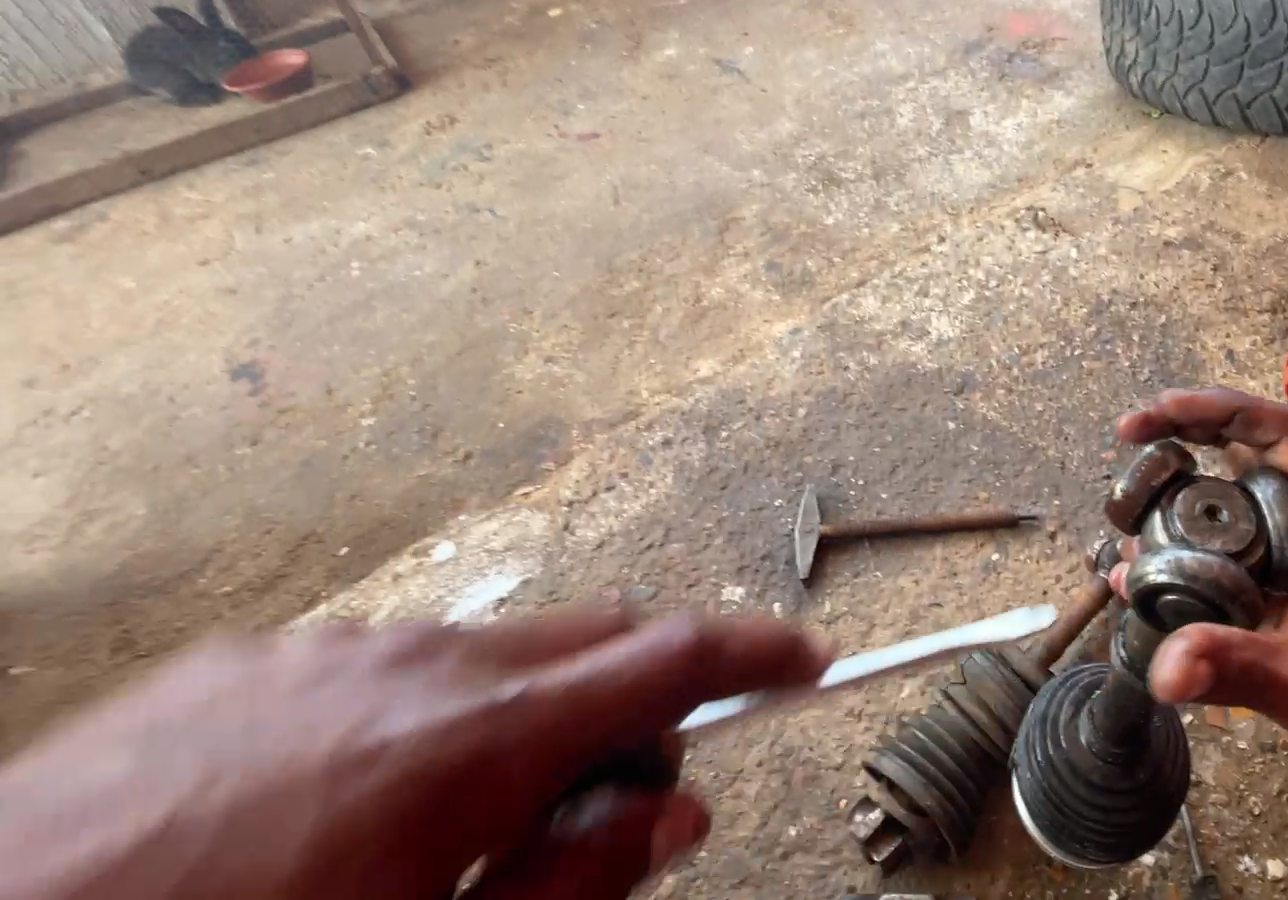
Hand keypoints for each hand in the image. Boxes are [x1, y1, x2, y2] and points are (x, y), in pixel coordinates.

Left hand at [0, 610, 830, 899]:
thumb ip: (574, 883)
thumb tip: (678, 812)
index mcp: (472, 741)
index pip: (669, 659)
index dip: (754, 655)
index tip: (807, 664)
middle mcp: (418, 662)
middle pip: (596, 636)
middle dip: (635, 700)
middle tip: (611, 795)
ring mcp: (332, 648)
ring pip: (498, 649)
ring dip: (527, 711)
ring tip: (457, 819)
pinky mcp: (256, 655)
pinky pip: (394, 660)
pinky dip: (428, 709)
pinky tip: (343, 802)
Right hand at [1109, 387, 1287, 800]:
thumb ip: (1238, 670)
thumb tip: (1165, 669)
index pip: (1279, 433)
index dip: (1218, 408)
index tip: (1158, 413)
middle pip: (1242, 447)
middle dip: (1182, 432)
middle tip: (1128, 438)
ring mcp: (1284, 552)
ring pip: (1221, 492)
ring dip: (1169, 494)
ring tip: (1127, 519)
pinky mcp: (1264, 581)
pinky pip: (1211, 541)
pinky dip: (1170, 544)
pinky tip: (1136, 573)